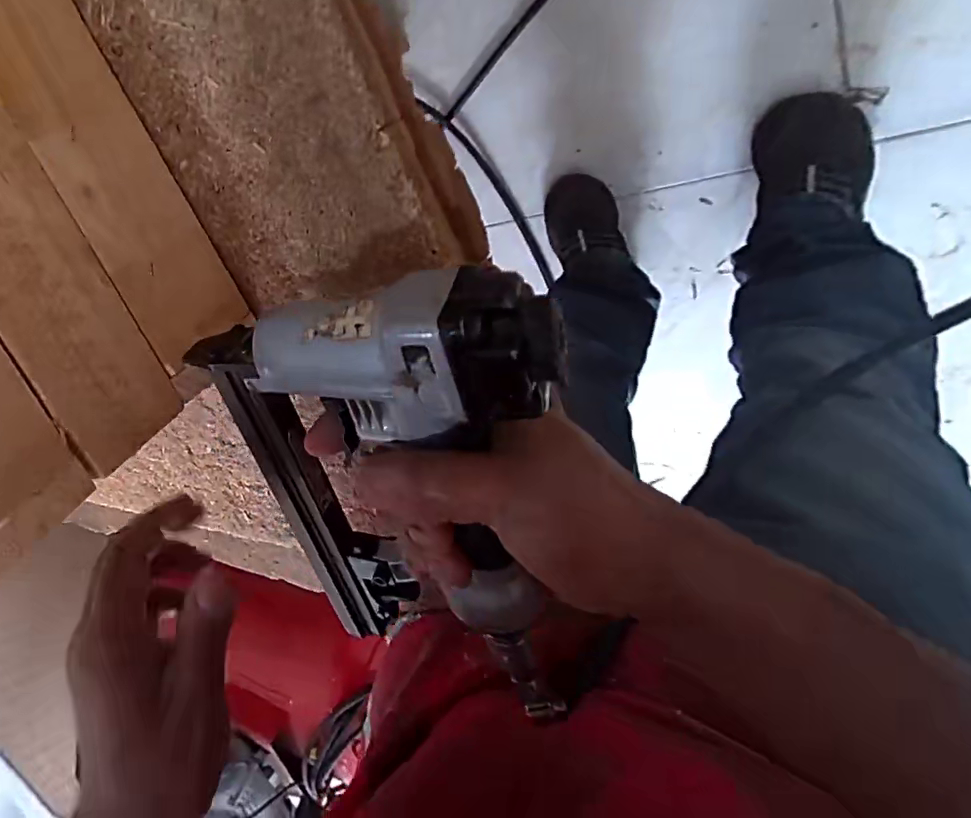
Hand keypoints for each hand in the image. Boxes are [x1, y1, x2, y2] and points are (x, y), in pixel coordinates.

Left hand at [67, 496, 238, 817]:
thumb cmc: (161, 769)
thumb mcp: (195, 697)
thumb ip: (205, 630)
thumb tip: (215, 573)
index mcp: (110, 636)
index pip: (123, 552)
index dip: (157, 519)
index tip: (192, 507)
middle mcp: (92, 636)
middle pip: (118, 563)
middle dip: (161, 538)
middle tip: (201, 528)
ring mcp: (93, 652)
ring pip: (122, 585)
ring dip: (161, 568)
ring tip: (203, 575)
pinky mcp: (101, 668)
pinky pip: (125, 613)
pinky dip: (156, 599)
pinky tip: (186, 616)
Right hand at [344, 410, 677, 616]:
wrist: (649, 577)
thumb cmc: (585, 518)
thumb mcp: (505, 494)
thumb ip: (431, 482)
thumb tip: (360, 477)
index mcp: (482, 402)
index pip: (406, 393)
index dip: (359, 413)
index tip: (321, 445)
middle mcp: (473, 429)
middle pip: (401, 454)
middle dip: (404, 503)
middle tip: (430, 538)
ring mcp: (476, 469)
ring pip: (413, 493)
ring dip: (423, 534)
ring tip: (455, 563)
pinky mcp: (481, 506)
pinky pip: (435, 520)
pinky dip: (437, 547)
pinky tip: (459, 570)